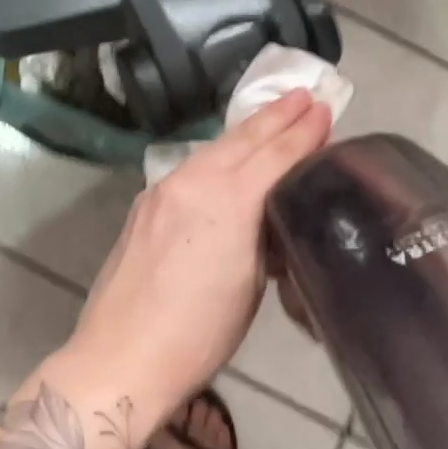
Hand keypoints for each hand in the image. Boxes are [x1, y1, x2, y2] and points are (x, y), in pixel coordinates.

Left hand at [62, 90, 332, 427]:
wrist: (123, 353)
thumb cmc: (200, 333)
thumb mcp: (252, 285)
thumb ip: (265, 235)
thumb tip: (273, 211)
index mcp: (227, 199)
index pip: (275, 155)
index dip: (303, 131)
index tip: (324, 108)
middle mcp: (193, 180)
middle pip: (242, 140)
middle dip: (276, 116)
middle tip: (305, 95)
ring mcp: (163, 188)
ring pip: (214, 149)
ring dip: (247, 132)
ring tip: (274, 117)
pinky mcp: (145, 203)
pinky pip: (191, 166)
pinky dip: (219, 155)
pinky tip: (229, 157)